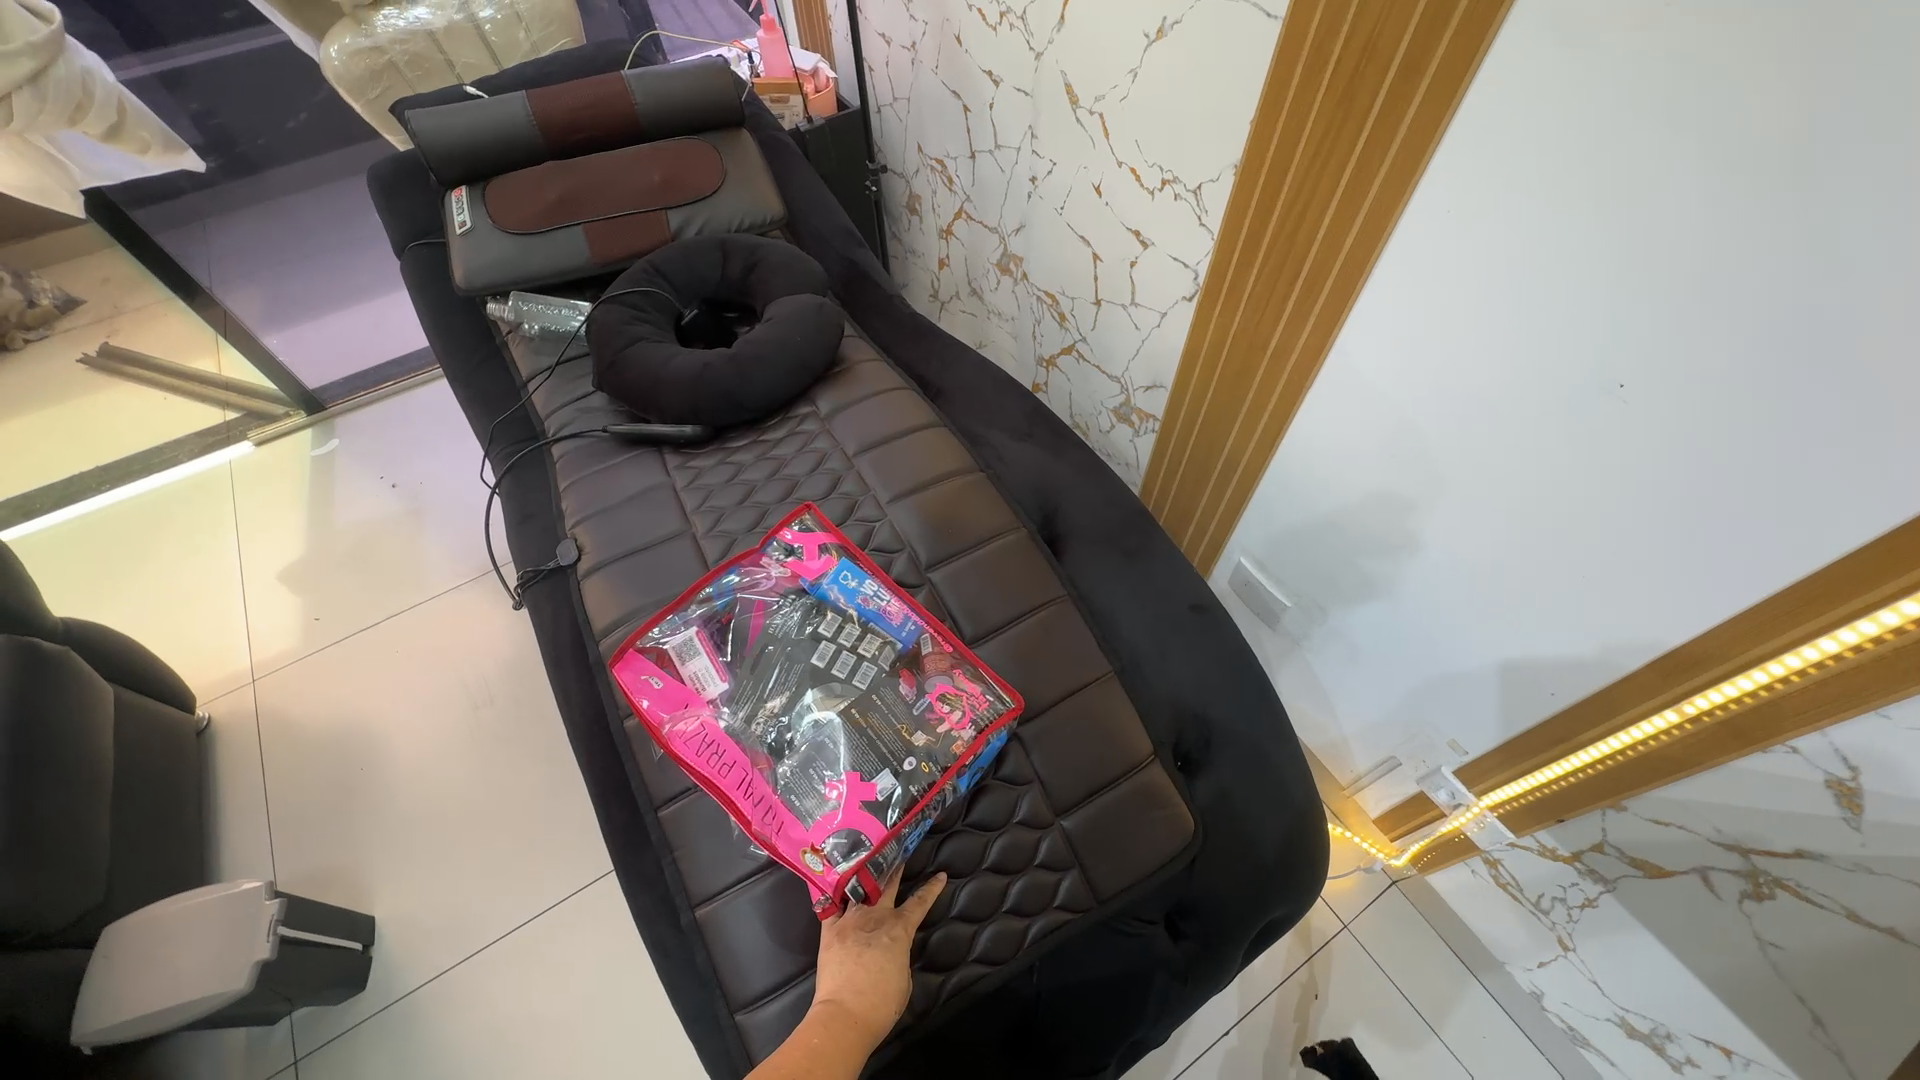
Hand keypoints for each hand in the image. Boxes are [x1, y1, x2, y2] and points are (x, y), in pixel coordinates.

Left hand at [810, 870, 946, 1052]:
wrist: (845, 1014)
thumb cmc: (882, 1003)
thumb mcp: (904, 978)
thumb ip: (900, 956)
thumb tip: (892, 950)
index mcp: (900, 929)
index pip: (920, 903)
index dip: (932, 889)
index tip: (941, 875)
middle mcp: (876, 916)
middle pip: (888, 884)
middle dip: (896, 867)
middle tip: (899, 851)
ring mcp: (850, 919)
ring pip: (861, 888)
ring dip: (866, 874)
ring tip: (868, 859)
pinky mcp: (829, 929)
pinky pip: (830, 904)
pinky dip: (832, 892)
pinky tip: (831, 879)